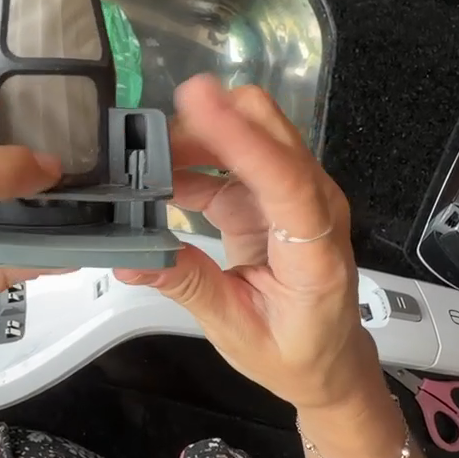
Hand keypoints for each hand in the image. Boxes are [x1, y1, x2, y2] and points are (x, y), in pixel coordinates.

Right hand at [117, 74, 384, 414]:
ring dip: (194, 136)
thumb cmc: (296, 353)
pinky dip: (190, 157)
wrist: (329, 357)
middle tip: (146, 145)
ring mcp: (292, 191)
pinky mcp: (267, 190)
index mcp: (315, 250)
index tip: (197, 100)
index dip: (240, 137)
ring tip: (143, 167)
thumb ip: (188, 287)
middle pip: (269, 130)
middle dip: (209, 122)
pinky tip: (159, 179)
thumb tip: (129, 260)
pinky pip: (228, 154)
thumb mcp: (238, 330)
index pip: (285, 179)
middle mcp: (313, 204)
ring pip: (247, 129)